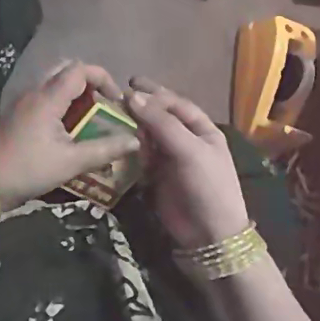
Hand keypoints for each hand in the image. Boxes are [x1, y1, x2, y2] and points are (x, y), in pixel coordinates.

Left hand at [0, 61, 139, 208]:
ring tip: (90, 118)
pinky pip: (44, 97)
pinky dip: (61, 103)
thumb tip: (135, 140)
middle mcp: (35, 92)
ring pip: (53, 83)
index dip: (103, 79)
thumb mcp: (70, 163)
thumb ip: (104, 150)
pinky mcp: (17, 115)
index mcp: (48, 97)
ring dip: (74, 93)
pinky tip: (69, 128)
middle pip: (66, 70)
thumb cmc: (27, 170)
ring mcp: (23, 102)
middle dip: (89, 82)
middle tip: (103, 105)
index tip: (116, 102)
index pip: (80, 69)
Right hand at [125, 78, 250, 248]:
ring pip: (147, 136)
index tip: (128, 85)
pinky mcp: (155, 177)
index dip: (154, 93)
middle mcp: (186, 140)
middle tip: (114, 98)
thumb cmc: (207, 186)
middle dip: (140, 107)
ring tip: (110, 118)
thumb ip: (162, 123)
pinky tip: (113, 143)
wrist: (209, 235)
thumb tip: (133, 96)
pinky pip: (139, 156)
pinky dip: (128, 149)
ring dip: (131, 127)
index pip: (175, 104)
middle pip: (160, 117)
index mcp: (202, 129)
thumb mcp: (189, 150)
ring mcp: (170, 159)